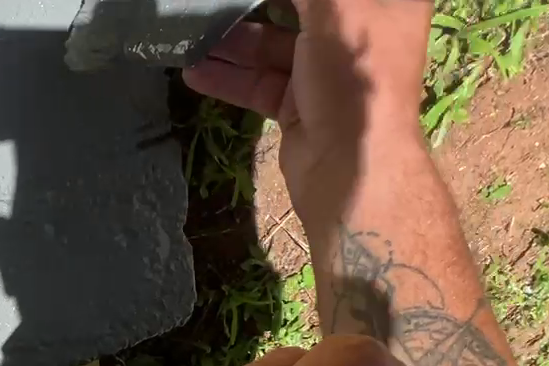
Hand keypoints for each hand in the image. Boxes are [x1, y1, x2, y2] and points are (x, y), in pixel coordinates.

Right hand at [182, 0, 433, 224]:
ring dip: (232, 44)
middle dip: (256, 6)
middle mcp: (356, 31)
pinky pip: (260, 84)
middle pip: (300, 8)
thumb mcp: (335, 7)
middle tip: (216, 3)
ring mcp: (324, 72)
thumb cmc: (354, 75)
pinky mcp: (297, 106)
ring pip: (273, 49)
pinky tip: (195, 72)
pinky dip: (230, 79)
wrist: (348, 167)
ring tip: (192, 34)